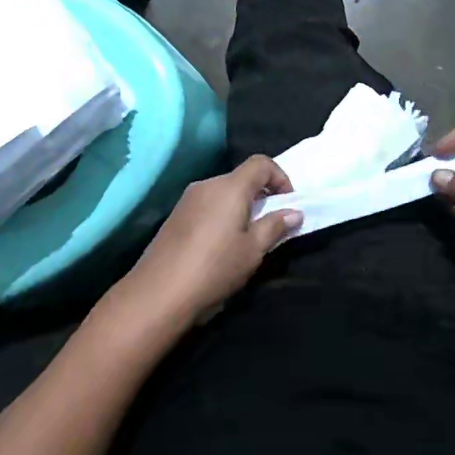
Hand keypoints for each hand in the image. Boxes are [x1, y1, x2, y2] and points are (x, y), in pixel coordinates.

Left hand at [102, 156, 300, 339]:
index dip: (280, 177)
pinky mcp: (175, 215)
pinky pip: (207, 205)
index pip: (260, 163)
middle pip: (240, 178)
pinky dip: (222, 215)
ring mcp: (187, 199)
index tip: (288, 203)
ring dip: (240, 207)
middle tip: (271, 225)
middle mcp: (207, 185)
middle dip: (261, 195)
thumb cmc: (215, 267)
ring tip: (247, 238)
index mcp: (230, 187)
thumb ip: (275, 226)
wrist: (160, 291)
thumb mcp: (253, 250)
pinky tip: (221, 244)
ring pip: (223, 192)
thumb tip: (294, 212)